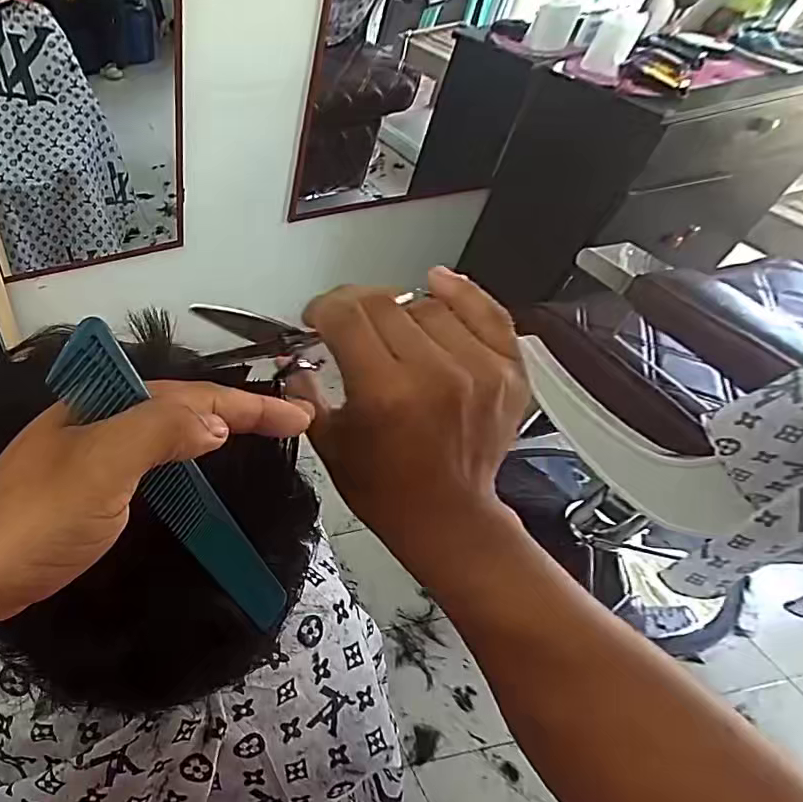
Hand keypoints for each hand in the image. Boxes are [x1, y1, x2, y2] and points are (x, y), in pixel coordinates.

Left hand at [0, 381, 312, 626]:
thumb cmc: (32, 522)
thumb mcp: (101, 469)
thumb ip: (158, 432)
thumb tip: (215, 420)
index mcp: (103, 404)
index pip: (193, 395)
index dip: (251, 404)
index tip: (302, 415)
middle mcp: (98, 421)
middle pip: (182, 407)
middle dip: (237, 412)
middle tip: (289, 424)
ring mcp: (90, 456)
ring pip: (166, 435)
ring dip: (212, 434)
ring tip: (253, 441)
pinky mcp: (85, 491)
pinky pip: (149, 464)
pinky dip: (183, 465)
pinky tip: (193, 475)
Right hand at [292, 267, 529, 559]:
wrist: (445, 517)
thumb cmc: (389, 491)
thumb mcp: (330, 444)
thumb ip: (306, 393)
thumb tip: (296, 358)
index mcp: (385, 394)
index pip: (346, 315)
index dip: (323, 307)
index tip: (318, 316)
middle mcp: (435, 376)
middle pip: (384, 303)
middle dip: (353, 305)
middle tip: (346, 321)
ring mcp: (477, 371)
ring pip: (428, 304)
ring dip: (399, 309)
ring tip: (389, 332)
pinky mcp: (506, 372)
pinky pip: (486, 312)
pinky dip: (461, 294)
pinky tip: (438, 284)